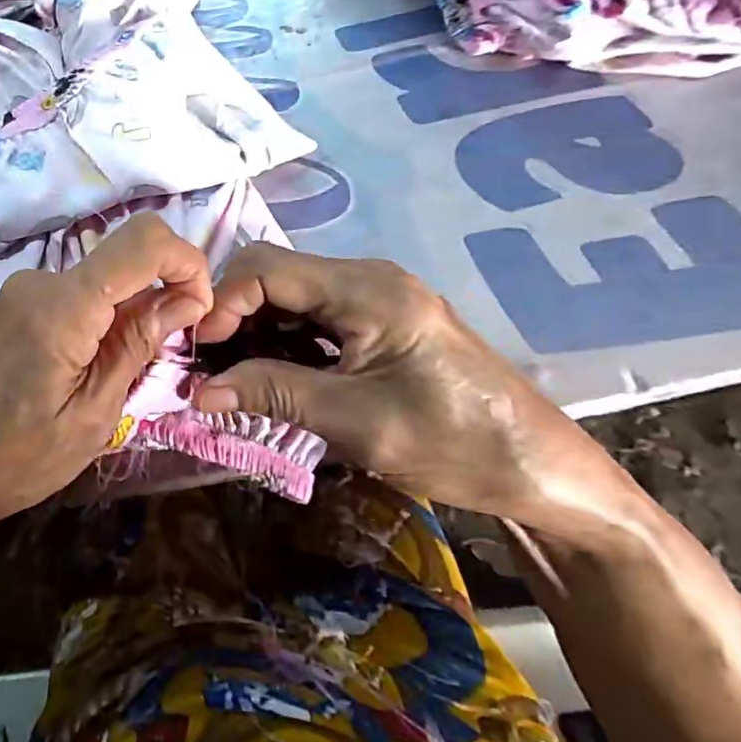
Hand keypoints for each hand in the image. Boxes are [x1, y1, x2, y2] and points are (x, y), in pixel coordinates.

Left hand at [0, 215, 212, 568]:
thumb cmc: (18, 458)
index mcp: (62, 307)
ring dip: (130, 312)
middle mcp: (40, 282)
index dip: (186, 262)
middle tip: (166, 355)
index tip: (198, 310)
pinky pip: (77, 294)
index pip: (142, 242)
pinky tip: (94, 366)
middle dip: (161, 293)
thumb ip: (136, 346)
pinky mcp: (17, 305)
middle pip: (124, 258)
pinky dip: (102, 318)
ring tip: (122, 375)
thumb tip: (184, 298)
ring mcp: (24, 290)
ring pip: (103, 278)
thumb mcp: (93, 415)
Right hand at [192, 245, 620, 523]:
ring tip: (229, 371)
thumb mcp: (356, 422)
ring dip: (250, 326)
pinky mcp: (374, 318)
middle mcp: (366, 278)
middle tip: (207, 362)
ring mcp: (372, 296)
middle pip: (271, 271)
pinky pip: (308, 312)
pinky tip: (267, 370)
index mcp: (368, 290)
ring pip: (285, 291)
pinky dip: (277, 337)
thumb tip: (197, 393)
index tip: (199, 351)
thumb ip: (272, 394)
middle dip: (230, 312)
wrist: (543, 473)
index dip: (222, 302)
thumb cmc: (456, 444)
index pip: (266, 268)